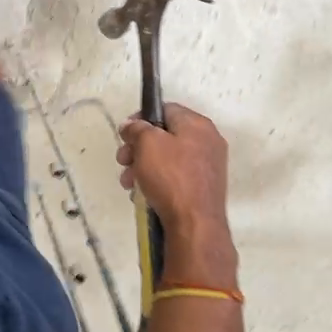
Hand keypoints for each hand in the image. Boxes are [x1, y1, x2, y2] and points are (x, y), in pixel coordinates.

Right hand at [117, 104, 238, 286]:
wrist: (194, 223)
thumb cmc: (170, 177)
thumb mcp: (147, 144)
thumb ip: (136, 128)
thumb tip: (132, 126)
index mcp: (197, 124)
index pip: (165, 109)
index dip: (140, 118)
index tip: (125, 135)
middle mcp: (207, 141)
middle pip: (164, 135)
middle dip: (138, 148)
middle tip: (123, 162)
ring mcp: (208, 165)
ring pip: (167, 157)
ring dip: (143, 166)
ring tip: (128, 183)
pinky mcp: (204, 186)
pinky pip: (175, 175)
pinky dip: (157, 180)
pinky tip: (144, 193)